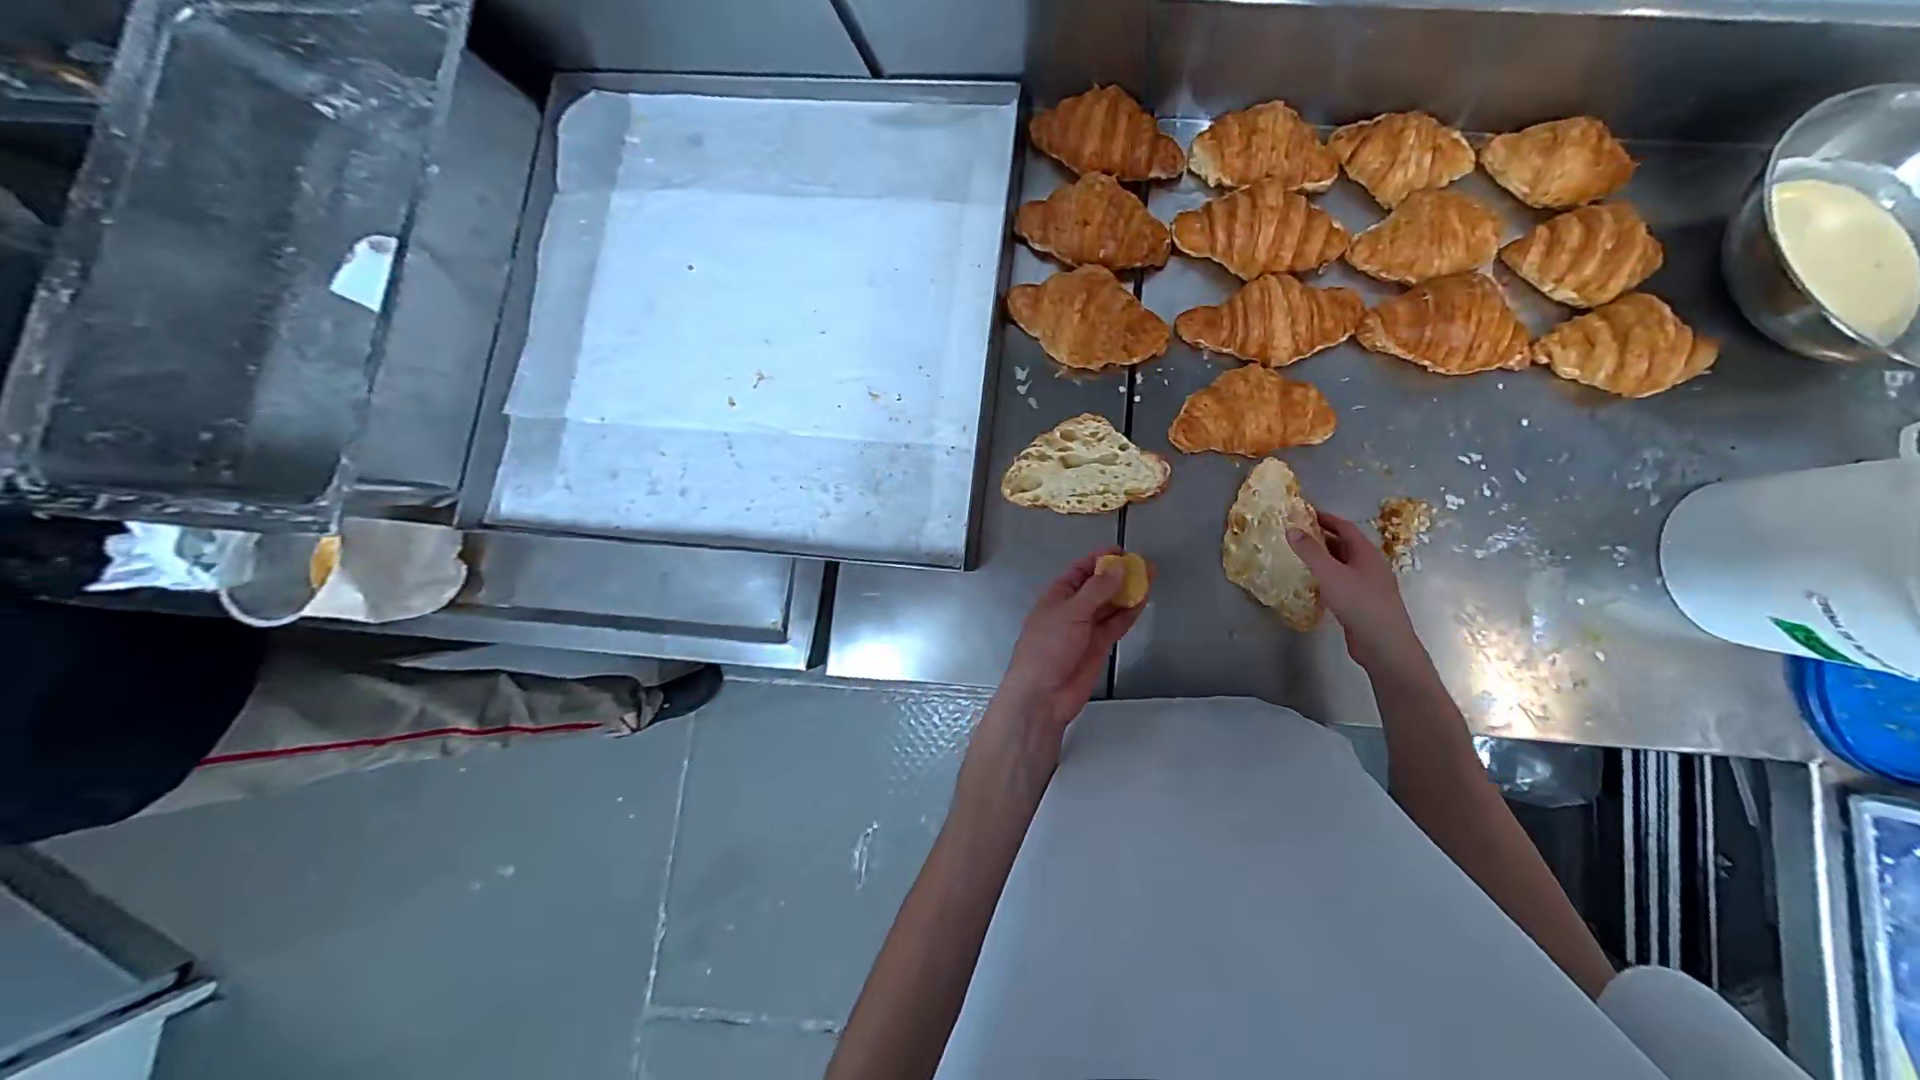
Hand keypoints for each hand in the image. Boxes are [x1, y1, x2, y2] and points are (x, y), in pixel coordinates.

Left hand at [991, 549, 1148, 739]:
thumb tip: (1118, 568)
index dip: (1100, 559)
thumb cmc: (1047, 647)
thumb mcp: (1071, 612)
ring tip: (1150, 578)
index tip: (1123, 552)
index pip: (1081, 570)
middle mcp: (1073, 609)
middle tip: (1145, 565)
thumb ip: (1097, 590)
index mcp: (1058, 595)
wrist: (1043, 694)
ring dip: (1129, 592)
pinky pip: (1116, 624)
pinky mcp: (1099, 646)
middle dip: (1120, 575)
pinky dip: (1129, 613)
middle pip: (1099, 586)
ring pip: (1111, 605)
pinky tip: (1143, 601)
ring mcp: (1086, 628)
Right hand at [1286, 511, 1422, 669]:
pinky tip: (1313, 585)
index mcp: (1366, 553)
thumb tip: (1291, 529)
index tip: (1304, 513)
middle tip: (1296, 535)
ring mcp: (1368, 585)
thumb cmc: (1359, 602)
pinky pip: (1342, 583)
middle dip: (1322, 538)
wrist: (1384, 643)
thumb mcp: (1330, 573)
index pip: (1345, 528)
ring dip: (1323, 559)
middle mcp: (1370, 566)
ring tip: (1299, 558)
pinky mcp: (1363, 603)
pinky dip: (1326, 578)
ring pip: (1343, 565)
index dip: (1325, 518)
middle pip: (1345, 545)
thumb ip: (1310, 551)